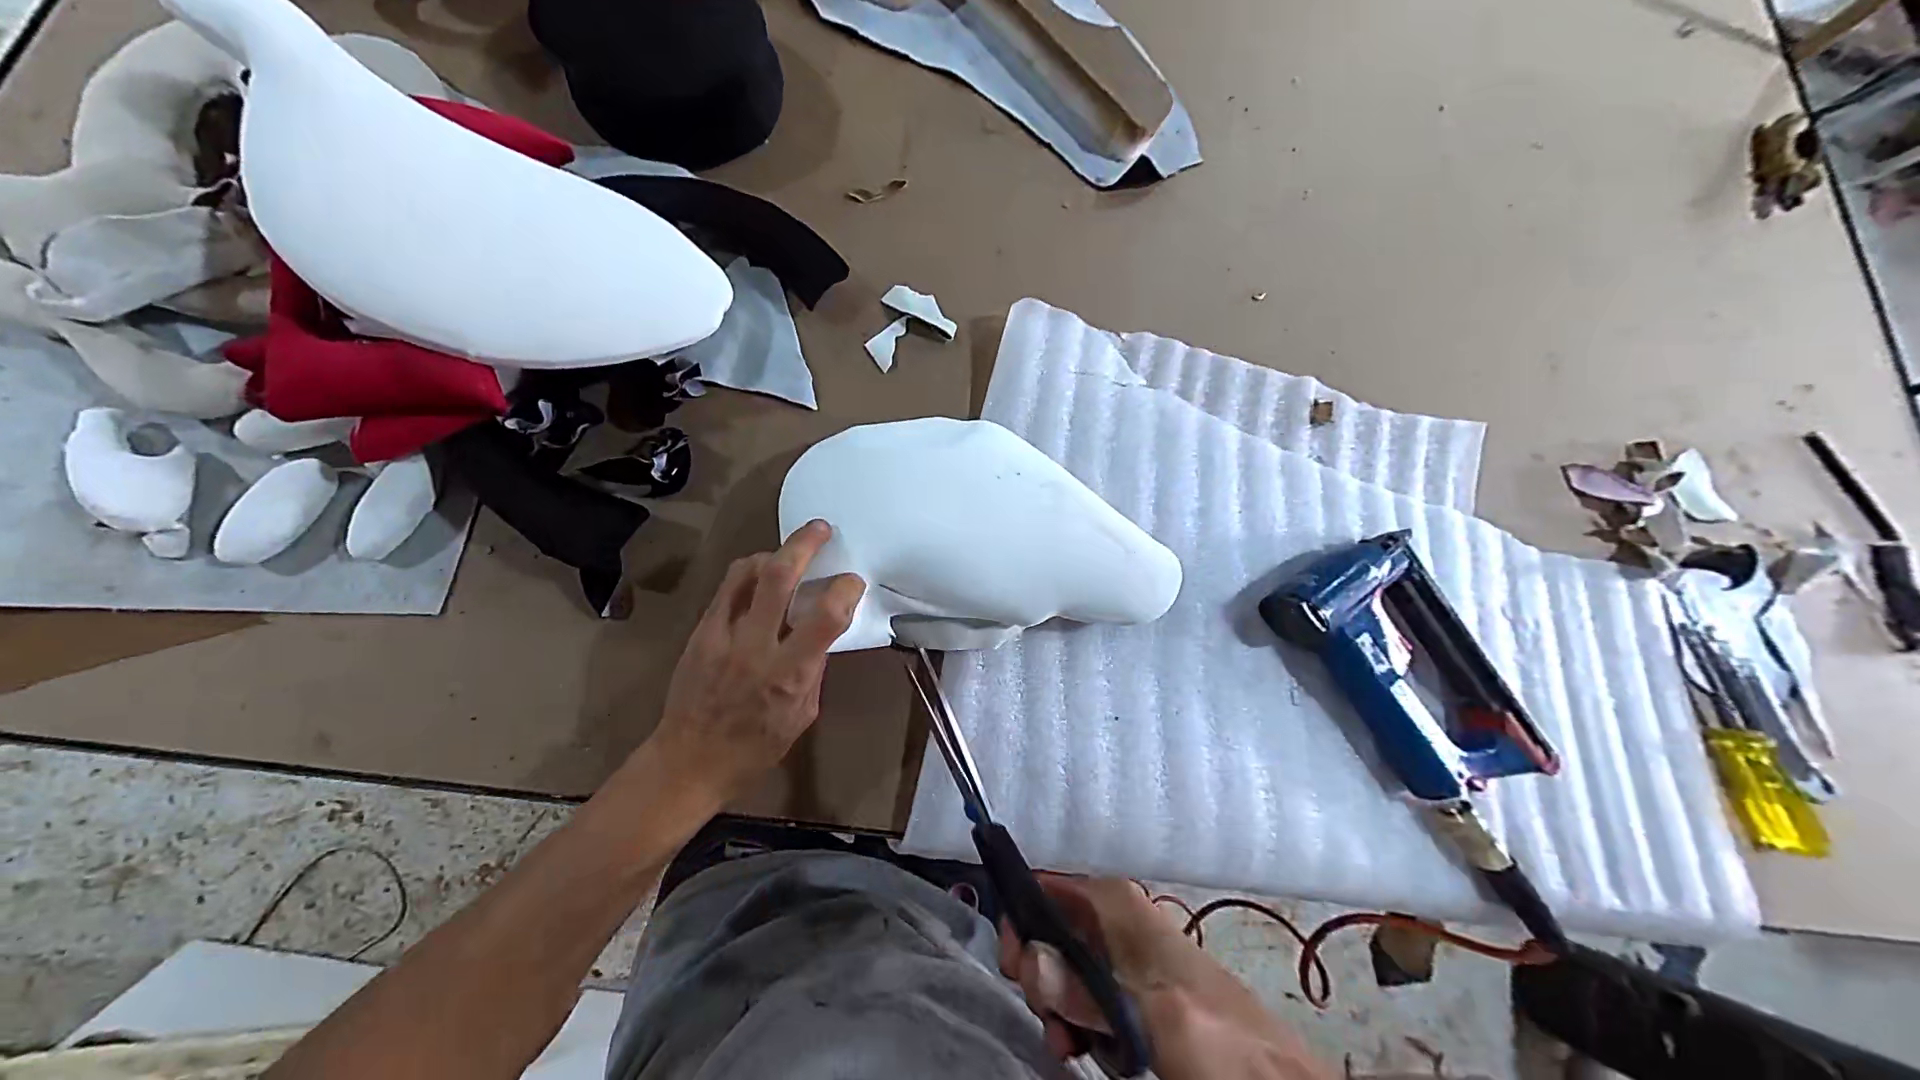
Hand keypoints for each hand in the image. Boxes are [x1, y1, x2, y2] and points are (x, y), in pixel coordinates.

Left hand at [649, 520, 865, 808]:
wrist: (689, 760)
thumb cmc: (755, 748)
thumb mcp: (802, 716)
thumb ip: (813, 670)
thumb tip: (820, 634)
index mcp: (790, 674)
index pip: (826, 615)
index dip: (846, 588)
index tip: (852, 582)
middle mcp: (757, 647)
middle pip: (780, 577)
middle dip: (805, 544)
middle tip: (821, 529)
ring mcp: (723, 635)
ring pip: (747, 572)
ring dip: (774, 553)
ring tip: (787, 553)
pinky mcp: (701, 632)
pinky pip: (726, 587)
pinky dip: (747, 571)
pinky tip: (758, 575)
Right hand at [999, 875, 1329, 1079]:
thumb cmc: (1221, 1042)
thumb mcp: (1155, 1020)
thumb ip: (1088, 992)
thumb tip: (1030, 958)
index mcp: (1121, 906)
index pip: (1049, 886)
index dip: (1022, 917)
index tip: (1014, 964)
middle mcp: (1119, 922)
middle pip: (1049, 929)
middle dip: (1039, 972)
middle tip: (1049, 1015)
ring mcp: (1126, 959)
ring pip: (1062, 966)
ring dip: (1055, 1006)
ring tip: (1066, 1044)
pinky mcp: (1133, 994)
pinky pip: (1084, 996)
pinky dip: (1074, 1022)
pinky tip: (1081, 1048)